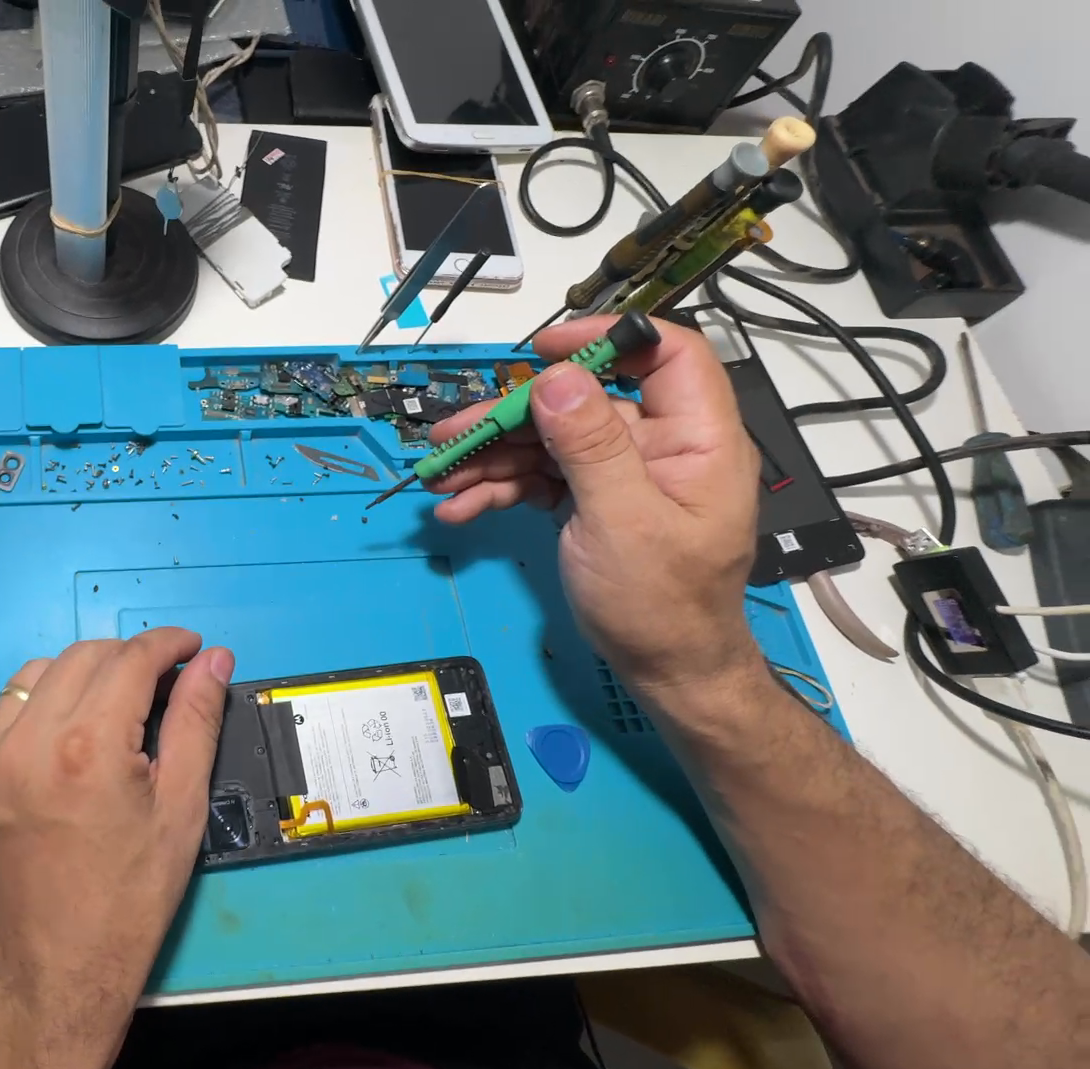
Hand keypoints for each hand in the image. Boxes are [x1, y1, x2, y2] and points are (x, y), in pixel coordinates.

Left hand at [0, 628, 232, 1068]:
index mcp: (89, 746)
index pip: (131, 659)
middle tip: (164, 680)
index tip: (192, 647)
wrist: (56, 971)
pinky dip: (46, 698)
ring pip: (41, 671)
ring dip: (85, 670)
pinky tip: (71, 726)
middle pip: (85, 655)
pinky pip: (10, 706)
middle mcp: (31, 738)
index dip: (168, 643)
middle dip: (131, 654)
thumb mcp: (182, 808)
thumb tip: (214, 660)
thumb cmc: (132, 898)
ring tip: (118, 700)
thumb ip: (197, 721)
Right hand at [425, 315, 761, 694]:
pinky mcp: (584, 499)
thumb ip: (591, 446)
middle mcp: (653, 445)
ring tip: (438, 480)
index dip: (605, 341)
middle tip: (448, 437)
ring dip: (487, 459)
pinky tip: (459, 509)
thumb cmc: (658, 599)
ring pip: (544, 443)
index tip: (540, 350)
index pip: (663, 357)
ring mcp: (614, 473)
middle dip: (508, 420)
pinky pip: (535, 478)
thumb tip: (555, 378)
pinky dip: (495, 490)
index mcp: (693, 438)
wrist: (659, 666)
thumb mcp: (622, 521)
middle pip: (575, 405)